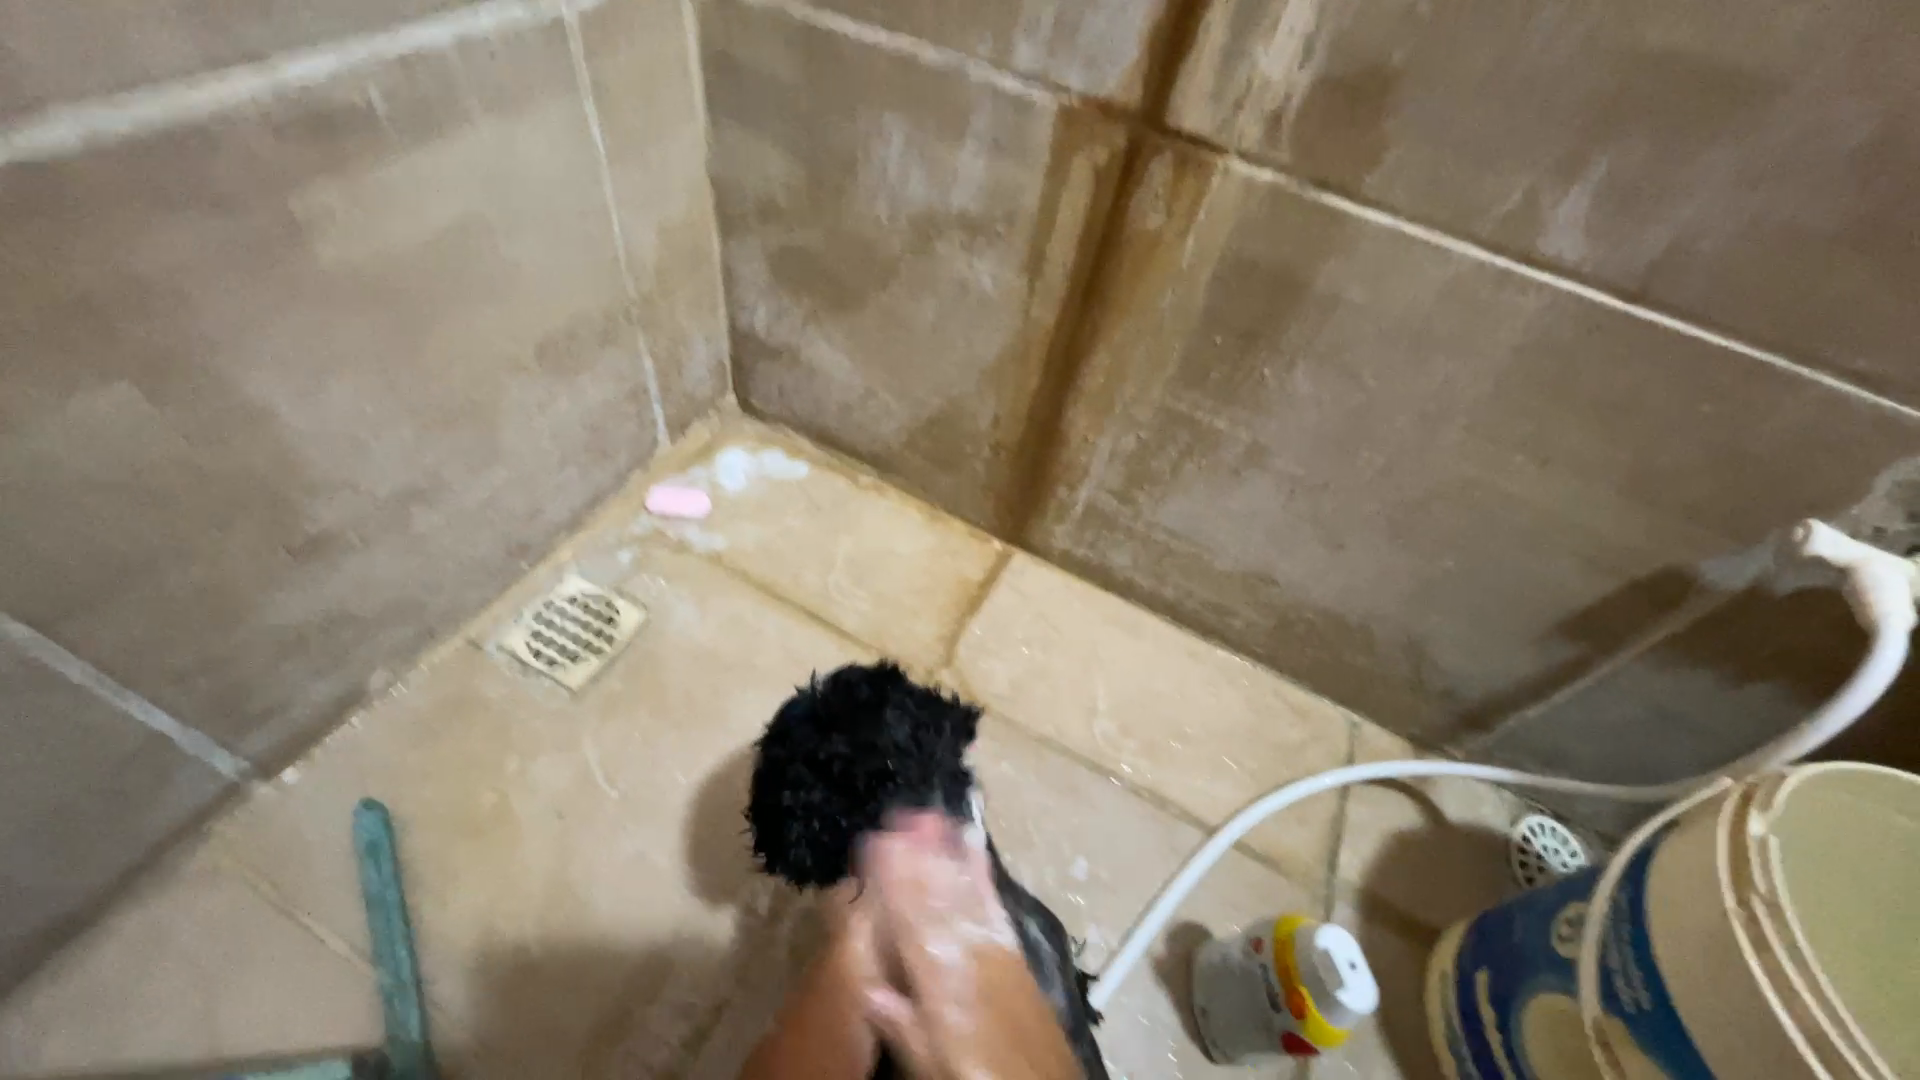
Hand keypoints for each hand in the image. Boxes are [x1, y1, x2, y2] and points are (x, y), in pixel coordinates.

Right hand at [854, 811, 1079, 1079]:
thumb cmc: (972, 1072)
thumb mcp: (929, 1059)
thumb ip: (901, 1022)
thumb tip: (868, 986)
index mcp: (939, 979)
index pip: (910, 920)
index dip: (893, 879)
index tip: (877, 842)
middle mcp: (965, 951)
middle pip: (937, 895)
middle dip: (919, 853)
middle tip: (903, 814)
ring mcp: (991, 942)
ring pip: (964, 889)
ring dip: (947, 851)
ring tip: (933, 816)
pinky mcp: (1011, 943)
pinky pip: (993, 899)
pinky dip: (980, 868)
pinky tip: (973, 842)